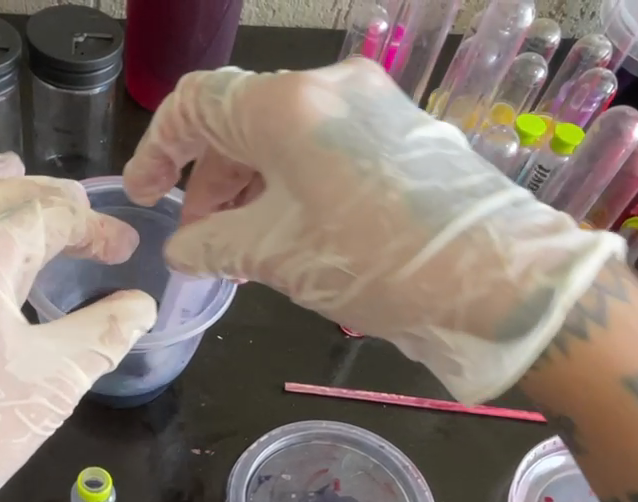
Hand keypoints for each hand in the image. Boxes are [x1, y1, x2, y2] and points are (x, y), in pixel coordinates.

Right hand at [123, 58, 620, 403]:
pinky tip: (286, 232)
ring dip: (248, 189)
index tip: (144, 199)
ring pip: (282, 137)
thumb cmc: (375, 263)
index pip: (197, 106)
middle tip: (198, 242)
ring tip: (239, 248)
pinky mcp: (397, 131)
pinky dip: (288, 187)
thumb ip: (214, 245)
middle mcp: (327, 87)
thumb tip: (183, 248)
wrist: (493, 278)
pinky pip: (321, 149)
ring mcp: (370, 104)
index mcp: (287, 106)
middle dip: (207, 181)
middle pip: (240, 121)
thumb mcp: (277, 257)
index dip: (157, 151)